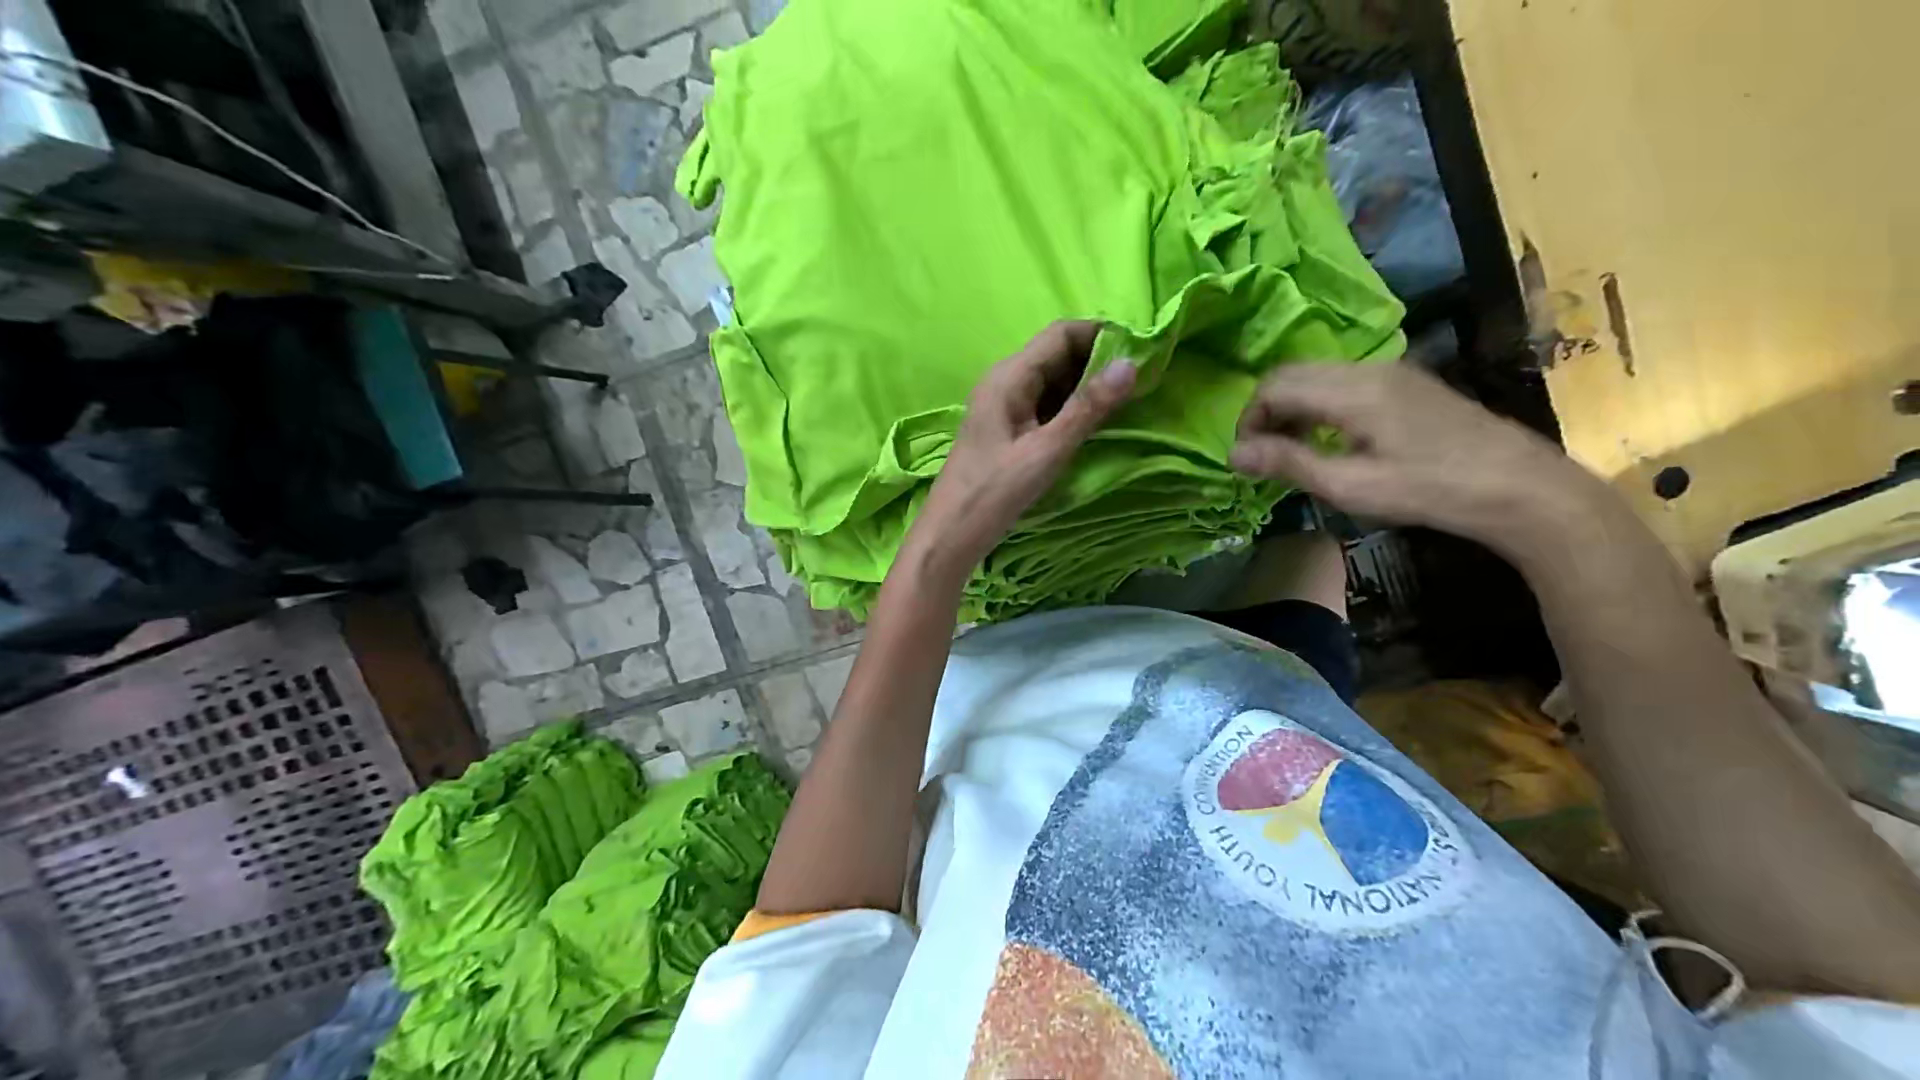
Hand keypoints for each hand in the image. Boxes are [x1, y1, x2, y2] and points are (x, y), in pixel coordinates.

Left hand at [906, 320, 1136, 581]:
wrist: (951, 533)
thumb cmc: (995, 491)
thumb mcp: (1047, 449)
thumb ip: (1088, 407)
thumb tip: (1130, 365)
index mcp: (1010, 376)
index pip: (1062, 334)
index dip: (1101, 335)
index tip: (1141, 352)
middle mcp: (1006, 381)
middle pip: (1059, 354)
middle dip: (1099, 361)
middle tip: (1142, 380)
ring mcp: (1006, 405)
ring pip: (1054, 380)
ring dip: (1088, 386)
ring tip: (1128, 400)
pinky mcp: (1009, 428)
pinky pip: (1046, 404)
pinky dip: (1072, 407)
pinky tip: (1097, 422)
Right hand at [1228, 362, 1605, 557]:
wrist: (1521, 488)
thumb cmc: (1429, 490)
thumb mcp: (1350, 485)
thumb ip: (1288, 463)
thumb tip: (1234, 453)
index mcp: (1352, 391)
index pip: (1274, 386)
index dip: (1249, 420)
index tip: (1249, 458)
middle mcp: (1369, 369)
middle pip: (1293, 374)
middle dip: (1266, 411)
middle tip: (1265, 455)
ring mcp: (1393, 373)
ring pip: (1318, 376)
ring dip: (1293, 408)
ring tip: (1294, 451)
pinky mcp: (1409, 384)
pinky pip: (1344, 382)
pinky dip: (1320, 405)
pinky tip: (1331, 440)